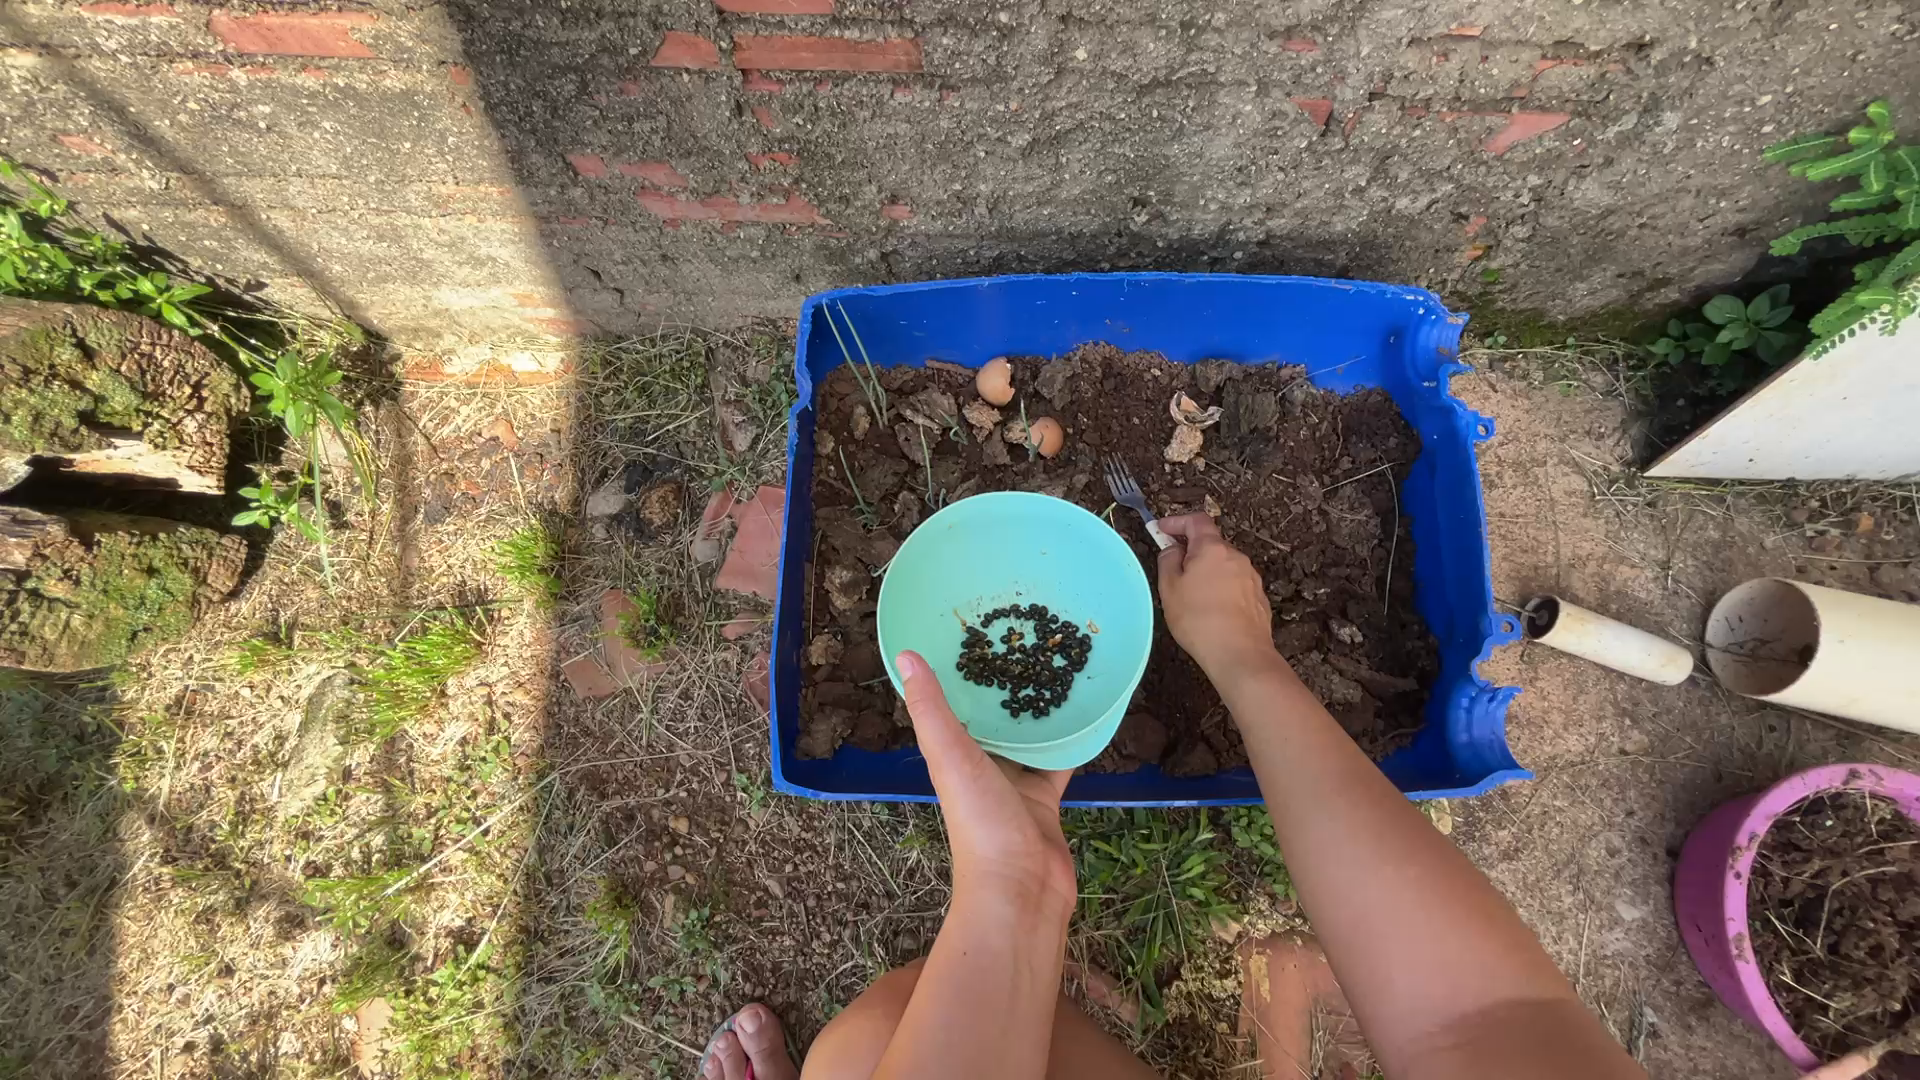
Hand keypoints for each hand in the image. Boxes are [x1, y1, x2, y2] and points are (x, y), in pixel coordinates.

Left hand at [895, 651, 1076, 917]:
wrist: (1022, 889)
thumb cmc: (980, 819)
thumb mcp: (950, 755)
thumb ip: (931, 707)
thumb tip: (905, 654)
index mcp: (953, 752)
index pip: (954, 701)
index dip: (962, 668)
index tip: (977, 629)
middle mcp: (981, 764)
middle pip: (994, 715)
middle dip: (1006, 683)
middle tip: (1028, 638)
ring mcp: (1015, 782)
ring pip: (1027, 735)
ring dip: (1038, 707)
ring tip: (1057, 663)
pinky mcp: (1047, 798)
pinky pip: (1060, 760)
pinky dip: (1070, 740)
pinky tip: (1086, 711)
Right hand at [1156, 514, 1284, 681]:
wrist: (1239, 653)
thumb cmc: (1199, 619)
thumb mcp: (1169, 588)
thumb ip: (1168, 560)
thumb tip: (1173, 549)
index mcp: (1212, 549)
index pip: (1196, 520)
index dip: (1176, 521)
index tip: (1161, 529)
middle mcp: (1235, 557)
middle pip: (1211, 543)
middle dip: (1191, 550)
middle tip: (1172, 566)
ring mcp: (1250, 577)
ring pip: (1223, 564)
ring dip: (1206, 570)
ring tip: (1190, 593)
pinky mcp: (1257, 596)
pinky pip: (1234, 582)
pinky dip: (1219, 586)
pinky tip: (1210, 608)